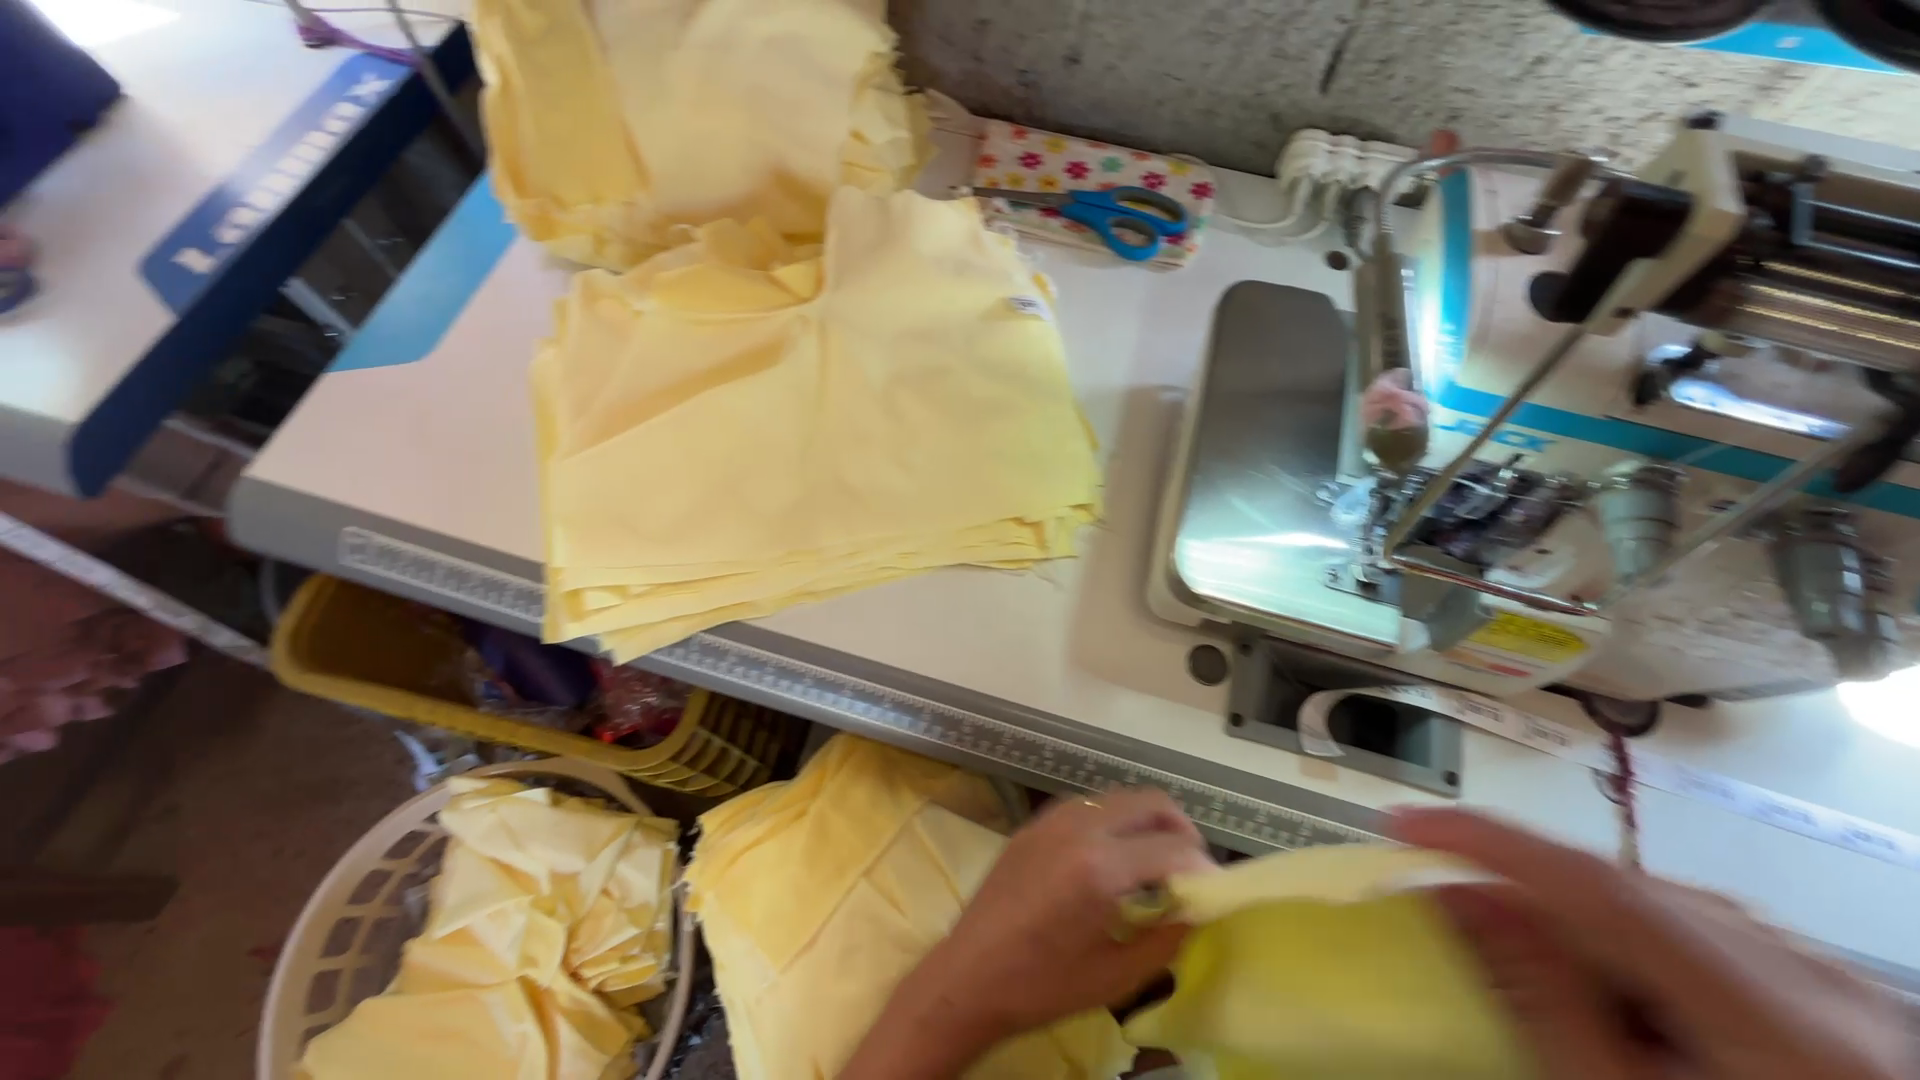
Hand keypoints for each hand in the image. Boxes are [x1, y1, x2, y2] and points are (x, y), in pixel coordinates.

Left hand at [840, 789, 1213, 1079]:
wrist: (968, 976)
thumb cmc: (1042, 985)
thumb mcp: (1117, 976)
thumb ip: (1167, 938)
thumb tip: (1198, 910)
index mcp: (1100, 867)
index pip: (1173, 848)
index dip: (1203, 867)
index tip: (1214, 888)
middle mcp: (1078, 828)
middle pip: (1150, 802)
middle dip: (1180, 830)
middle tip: (1190, 866)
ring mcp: (1052, 820)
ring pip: (1118, 797)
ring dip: (1146, 820)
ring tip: (1155, 860)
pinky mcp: (1033, 824)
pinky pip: (1087, 805)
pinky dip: (1113, 820)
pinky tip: (1113, 855)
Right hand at [1394, 808, 1917, 1079]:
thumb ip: (1542, 1002)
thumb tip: (1459, 900)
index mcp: (1778, 1021)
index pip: (1606, 888)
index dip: (1494, 843)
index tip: (1404, 825)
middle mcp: (1816, 978)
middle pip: (1628, 894)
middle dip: (1524, 891)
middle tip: (1441, 905)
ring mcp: (1831, 977)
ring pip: (1656, 906)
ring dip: (1572, 919)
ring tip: (1519, 960)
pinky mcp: (1828, 985)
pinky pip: (1696, 930)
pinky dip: (1625, 941)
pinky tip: (1607, 988)